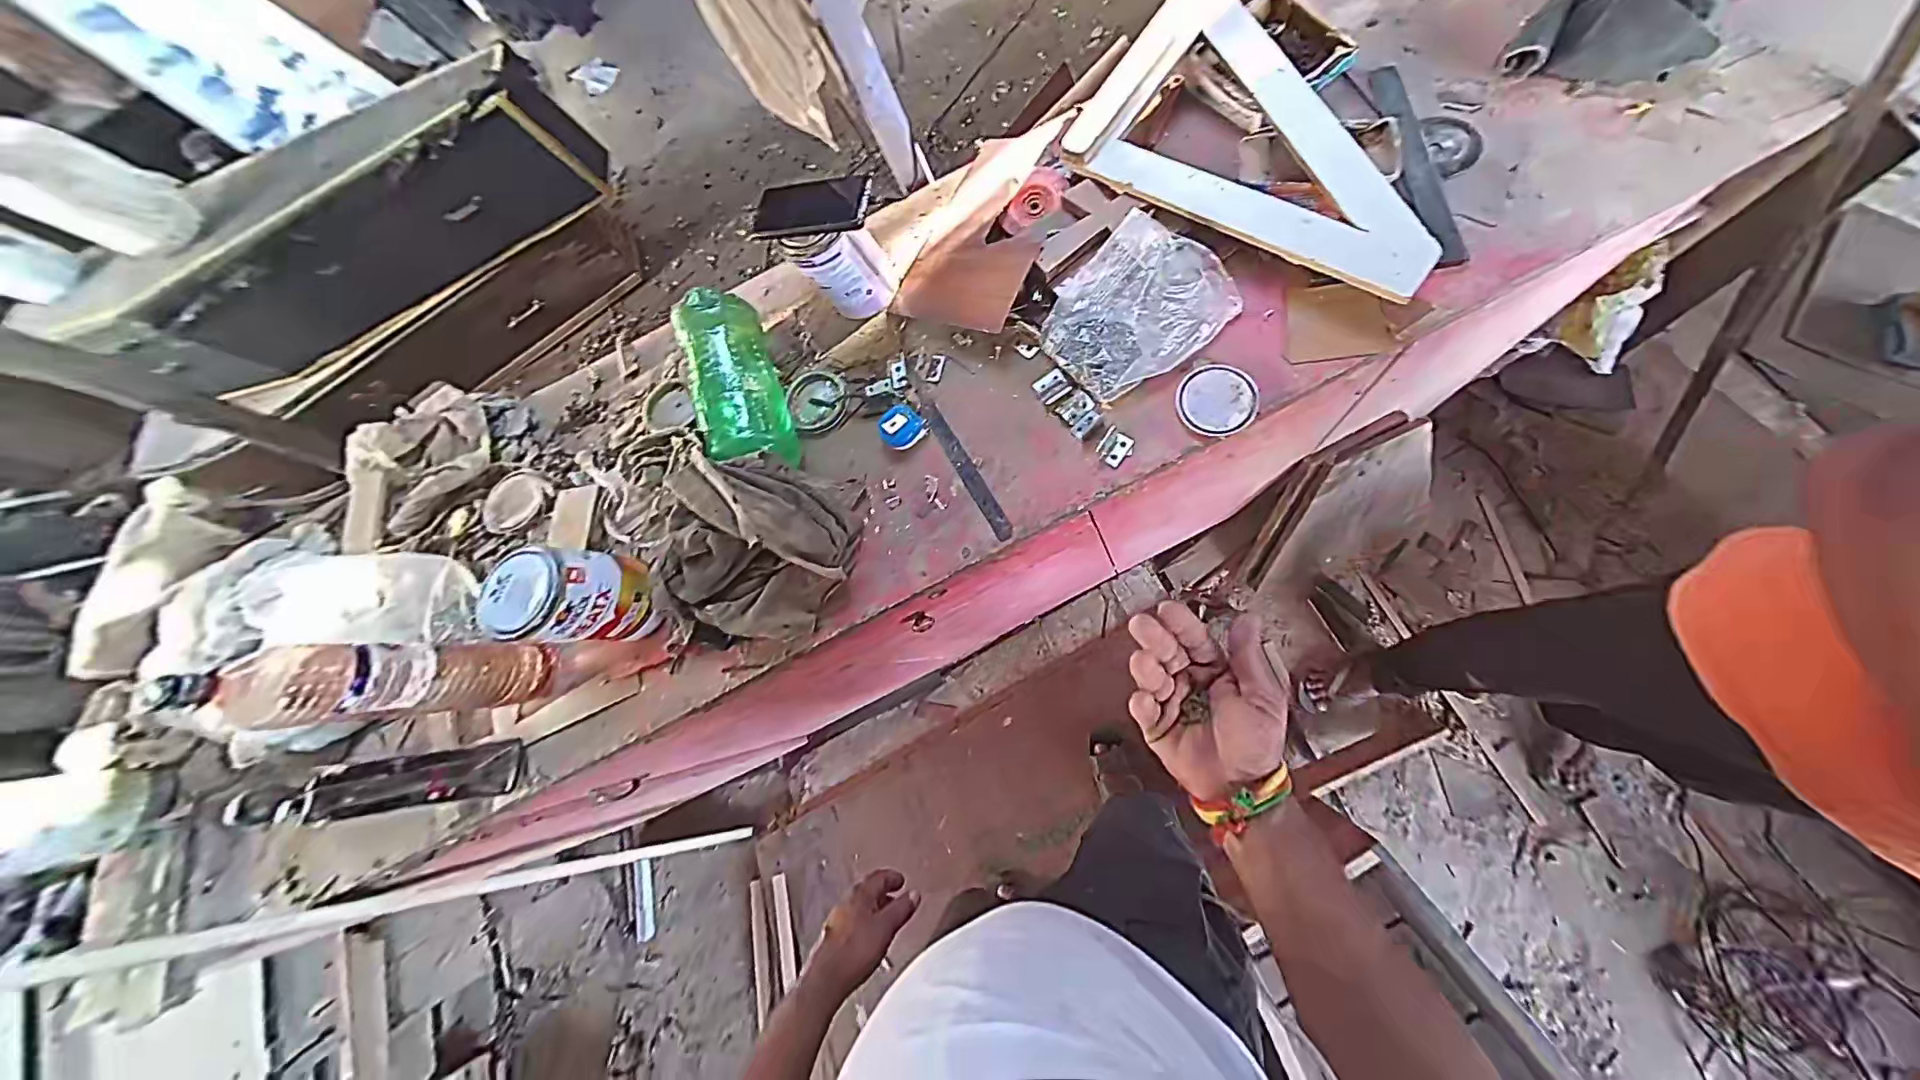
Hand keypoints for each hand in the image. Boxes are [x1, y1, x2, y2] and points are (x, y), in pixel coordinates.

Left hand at [804, 869, 919, 1000]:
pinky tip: (869, 936)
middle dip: (884, 892)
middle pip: (868, 890)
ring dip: (875, 908)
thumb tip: (913, 895)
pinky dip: (865, 922)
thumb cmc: (853, 951)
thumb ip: (901, 908)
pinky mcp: (833, 937)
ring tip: (886, 918)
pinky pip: (853, 922)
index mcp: (859, 894)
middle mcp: (846, 903)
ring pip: (860, 906)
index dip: (892, 877)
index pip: (878, 877)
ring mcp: (837, 920)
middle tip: (896, 896)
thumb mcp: (887, 927)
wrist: (826, 979)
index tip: (901, 880)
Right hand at [1126, 601, 1290, 801]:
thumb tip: (1247, 621)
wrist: (1242, 787)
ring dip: (1146, 668)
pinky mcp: (1157, 727)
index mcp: (1216, 670)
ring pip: (1152, 677)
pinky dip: (1142, 704)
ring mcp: (1172, 703)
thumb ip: (1249, 658)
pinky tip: (1144, 698)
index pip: (1194, 640)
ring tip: (1145, 662)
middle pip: (1167, 652)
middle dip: (1153, 638)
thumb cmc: (1257, 745)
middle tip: (1142, 625)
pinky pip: (1144, 712)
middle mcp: (1190, 682)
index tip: (1167, 610)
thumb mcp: (1263, 697)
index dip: (1180, 624)